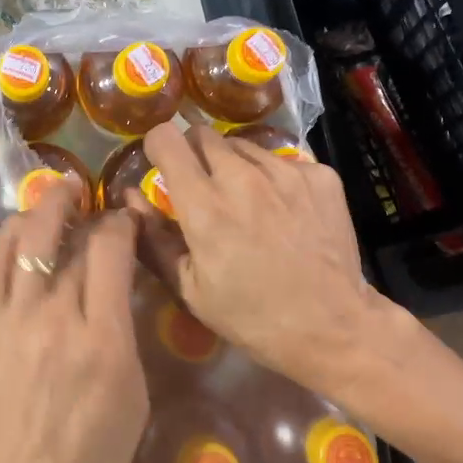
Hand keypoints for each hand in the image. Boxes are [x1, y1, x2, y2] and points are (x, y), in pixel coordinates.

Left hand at [0, 179, 148, 462]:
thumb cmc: (94, 453)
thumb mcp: (133, 392)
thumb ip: (123, 327)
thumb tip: (113, 279)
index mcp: (102, 341)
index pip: (110, 251)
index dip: (120, 223)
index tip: (125, 217)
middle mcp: (54, 317)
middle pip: (66, 237)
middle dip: (78, 203)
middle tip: (86, 190)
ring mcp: (13, 317)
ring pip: (23, 238)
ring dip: (40, 208)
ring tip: (54, 196)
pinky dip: (8, 235)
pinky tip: (20, 228)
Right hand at [127, 121, 384, 392]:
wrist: (335, 328)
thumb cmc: (253, 317)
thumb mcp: (190, 289)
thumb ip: (152, 238)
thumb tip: (128, 196)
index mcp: (205, 206)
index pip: (166, 138)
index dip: (159, 148)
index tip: (164, 166)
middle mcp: (242, 178)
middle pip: (203, 134)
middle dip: (196, 155)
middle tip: (206, 188)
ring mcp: (285, 172)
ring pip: (243, 145)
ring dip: (236, 165)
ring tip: (249, 202)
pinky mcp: (319, 175)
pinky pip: (282, 160)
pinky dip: (276, 178)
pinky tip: (285, 211)